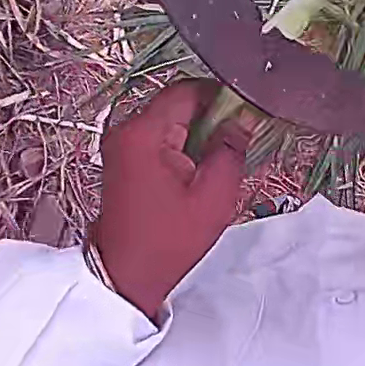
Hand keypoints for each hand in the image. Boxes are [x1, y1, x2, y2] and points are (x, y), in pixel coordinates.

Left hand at [91, 80, 253, 317]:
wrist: (126, 275)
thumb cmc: (169, 240)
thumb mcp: (214, 195)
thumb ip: (230, 148)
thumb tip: (242, 118)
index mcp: (144, 133)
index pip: (186, 90)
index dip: (220, 95)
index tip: (245, 112)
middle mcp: (125, 130)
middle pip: (176, 103)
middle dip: (209, 116)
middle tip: (235, 140)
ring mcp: (119, 144)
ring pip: (168, 120)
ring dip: (195, 132)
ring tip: (217, 160)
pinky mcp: (121, 158)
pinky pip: (157, 137)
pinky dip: (180, 145)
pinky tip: (196, 170)